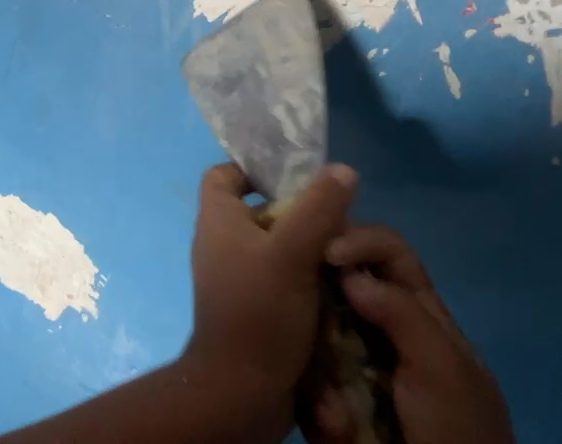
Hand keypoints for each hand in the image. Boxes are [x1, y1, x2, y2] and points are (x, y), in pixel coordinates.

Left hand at [179, 162, 358, 440]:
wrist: (241, 392)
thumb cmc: (260, 312)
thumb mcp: (294, 253)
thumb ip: (318, 209)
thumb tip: (343, 169)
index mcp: (217, 220)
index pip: (224, 175)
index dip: (253, 170)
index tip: (294, 179)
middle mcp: (220, 244)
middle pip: (259, 211)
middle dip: (297, 213)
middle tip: (336, 221)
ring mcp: (234, 279)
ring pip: (274, 249)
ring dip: (307, 251)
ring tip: (343, 256)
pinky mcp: (251, 309)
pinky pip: (278, 281)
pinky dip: (304, 281)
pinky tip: (336, 289)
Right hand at [307, 226, 513, 443]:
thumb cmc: (459, 433)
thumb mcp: (444, 368)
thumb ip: (402, 312)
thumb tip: (347, 274)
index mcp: (417, 310)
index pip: (386, 251)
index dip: (357, 239)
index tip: (327, 253)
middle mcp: (379, 328)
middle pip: (334, 285)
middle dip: (317, 301)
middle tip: (301, 312)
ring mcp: (351, 366)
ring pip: (311, 333)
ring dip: (319, 370)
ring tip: (336, 410)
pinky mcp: (330, 401)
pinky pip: (304, 384)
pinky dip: (316, 405)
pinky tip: (335, 428)